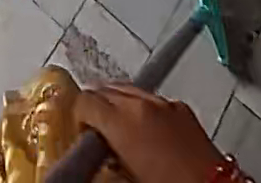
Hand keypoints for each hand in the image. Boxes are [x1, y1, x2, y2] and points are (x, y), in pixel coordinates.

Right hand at [76, 84, 226, 182]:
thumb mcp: (128, 181)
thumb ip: (107, 162)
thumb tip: (97, 160)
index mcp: (124, 121)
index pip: (87, 101)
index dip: (79, 117)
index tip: (81, 133)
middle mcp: (142, 103)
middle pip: (105, 88)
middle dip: (96, 107)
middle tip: (95, 133)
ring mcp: (164, 102)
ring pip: (128, 89)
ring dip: (118, 104)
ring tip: (118, 130)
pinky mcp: (182, 107)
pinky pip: (151, 98)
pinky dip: (141, 107)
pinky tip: (145, 131)